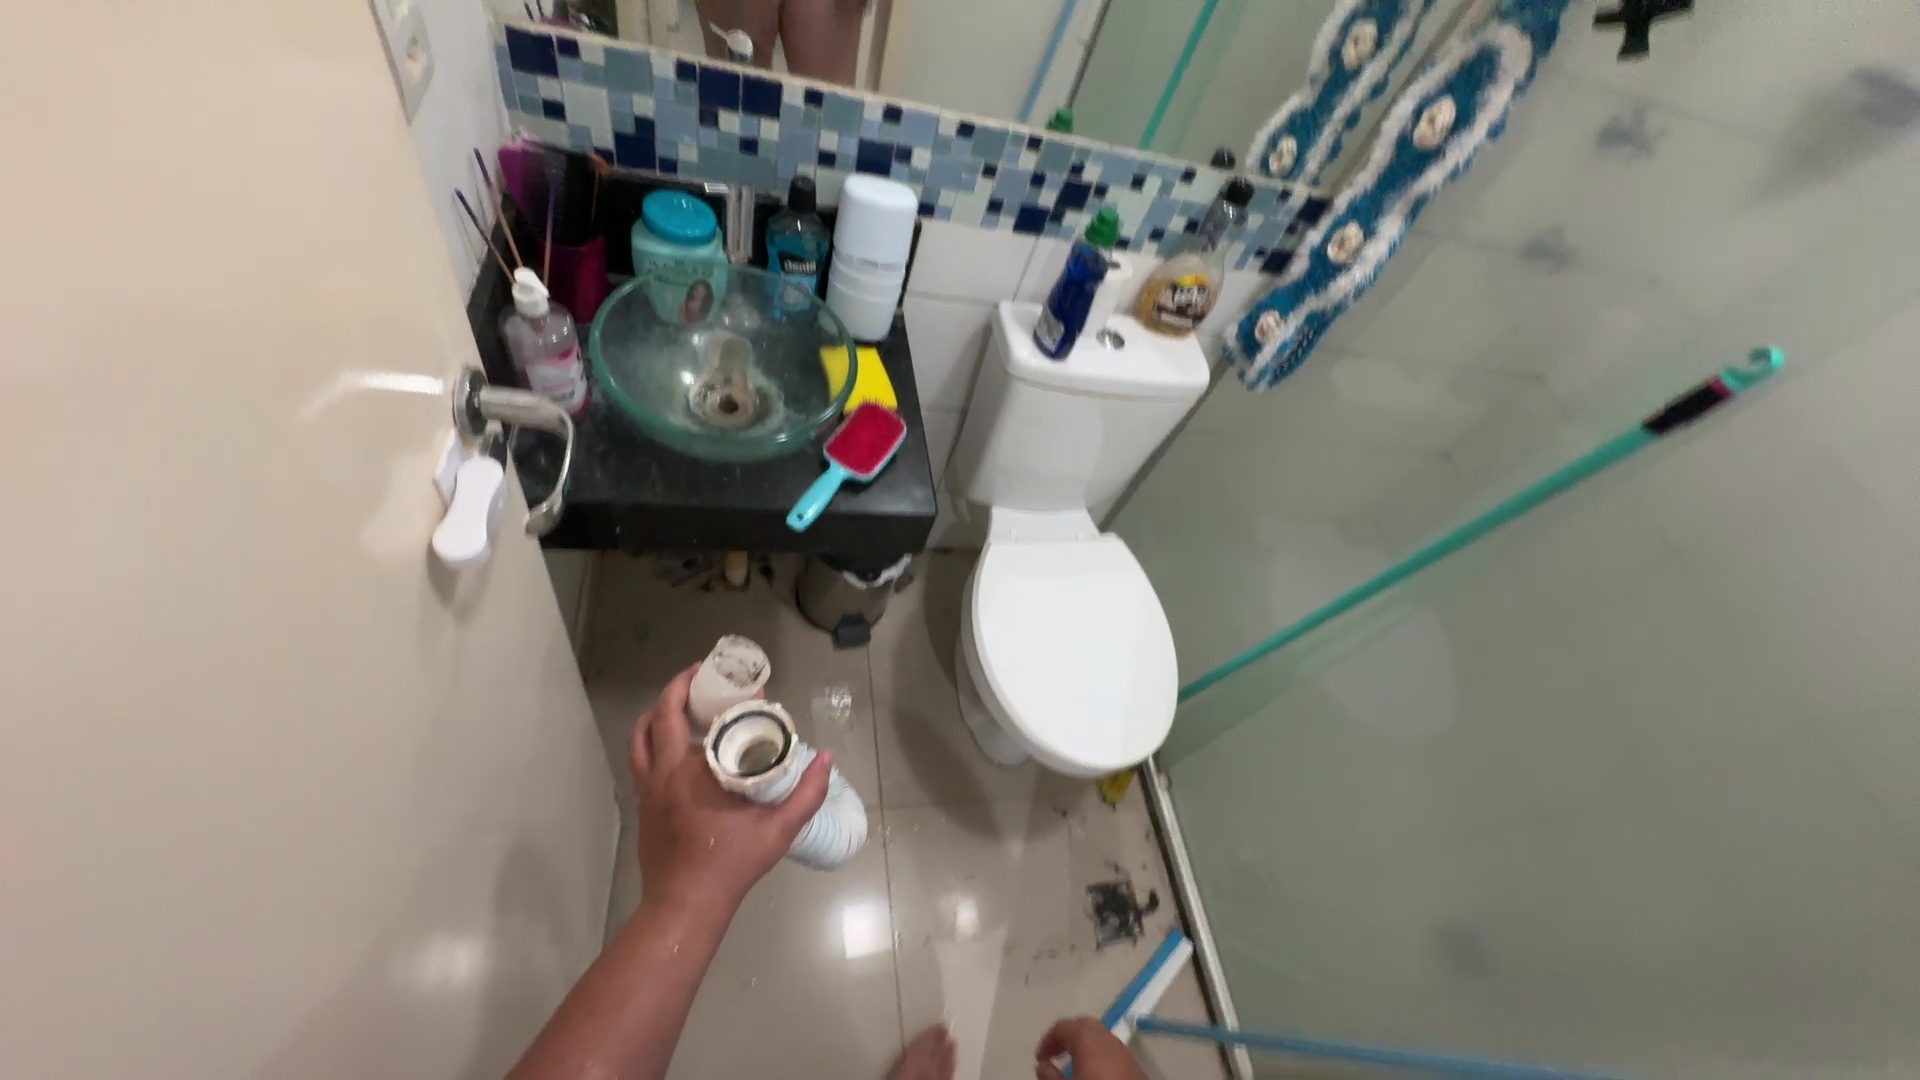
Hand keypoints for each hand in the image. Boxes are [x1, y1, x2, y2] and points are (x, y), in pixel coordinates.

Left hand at [628, 664, 831, 910]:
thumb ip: (807, 793)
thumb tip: (826, 760)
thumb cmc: (730, 863)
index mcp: (690, 770)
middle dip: (678, 688)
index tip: (740, 686)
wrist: (684, 905)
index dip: (711, 692)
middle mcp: (662, 772)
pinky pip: (641, 760)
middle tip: (701, 677)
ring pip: (639, 737)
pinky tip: (675, 748)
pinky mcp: (643, 807)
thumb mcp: (779, 829)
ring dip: (657, 713)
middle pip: (658, 715)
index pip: (692, 715)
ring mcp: (647, 790)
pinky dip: (654, 741)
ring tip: (681, 703)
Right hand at [1035, 1018, 1145, 1079]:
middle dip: (1067, 1037)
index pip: (1061, 1027)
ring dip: (1084, 1046)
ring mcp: (1122, 1049)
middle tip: (1055, 1054)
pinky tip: (1095, 1074)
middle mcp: (1105, 1036)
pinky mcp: (1134, 1064)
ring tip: (1074, 1066)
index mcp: (1086, 1037)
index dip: (1047, 1040)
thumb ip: (1050, 1075)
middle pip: (1082, 1025)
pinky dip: (1099, 1055)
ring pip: (1099, 1037)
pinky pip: (1111, 1051)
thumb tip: (1042, 1065)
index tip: (1040, 1059)